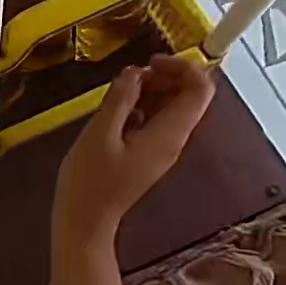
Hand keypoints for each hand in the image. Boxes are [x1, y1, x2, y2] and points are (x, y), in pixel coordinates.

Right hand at [54, 54, 215, 244]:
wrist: (85, 222)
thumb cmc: (89, 181)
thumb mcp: (99, 134)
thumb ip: (119, 99)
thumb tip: (135, 72)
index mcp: (168, 135)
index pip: (200, 90)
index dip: (183, 67)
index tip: (150, 62)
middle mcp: (173, 141)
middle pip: (189, 97)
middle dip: (164, 77)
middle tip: (130, 76)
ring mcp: (162, 150)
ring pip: (171, 108)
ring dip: (151, 91)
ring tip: (119, 91)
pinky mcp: (148, 155)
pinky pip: (156, 122)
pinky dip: (142, 108)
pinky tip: (116, 111)